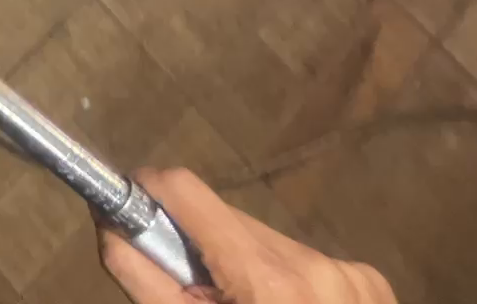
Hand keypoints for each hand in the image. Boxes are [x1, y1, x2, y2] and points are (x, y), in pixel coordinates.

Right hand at [101, 169, 393, 303]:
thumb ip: (133, 268)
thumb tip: (103, 213)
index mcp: (266, 278)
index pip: (182, 187)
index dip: (147, 191)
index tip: (134, 213)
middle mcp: (313, 263)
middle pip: (219, 215)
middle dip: (196, 240)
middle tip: (197, 288)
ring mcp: (354, 276)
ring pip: (257, 236)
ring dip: (238, 259)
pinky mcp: (373, 283)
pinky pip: (298, 256)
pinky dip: (281, 276)